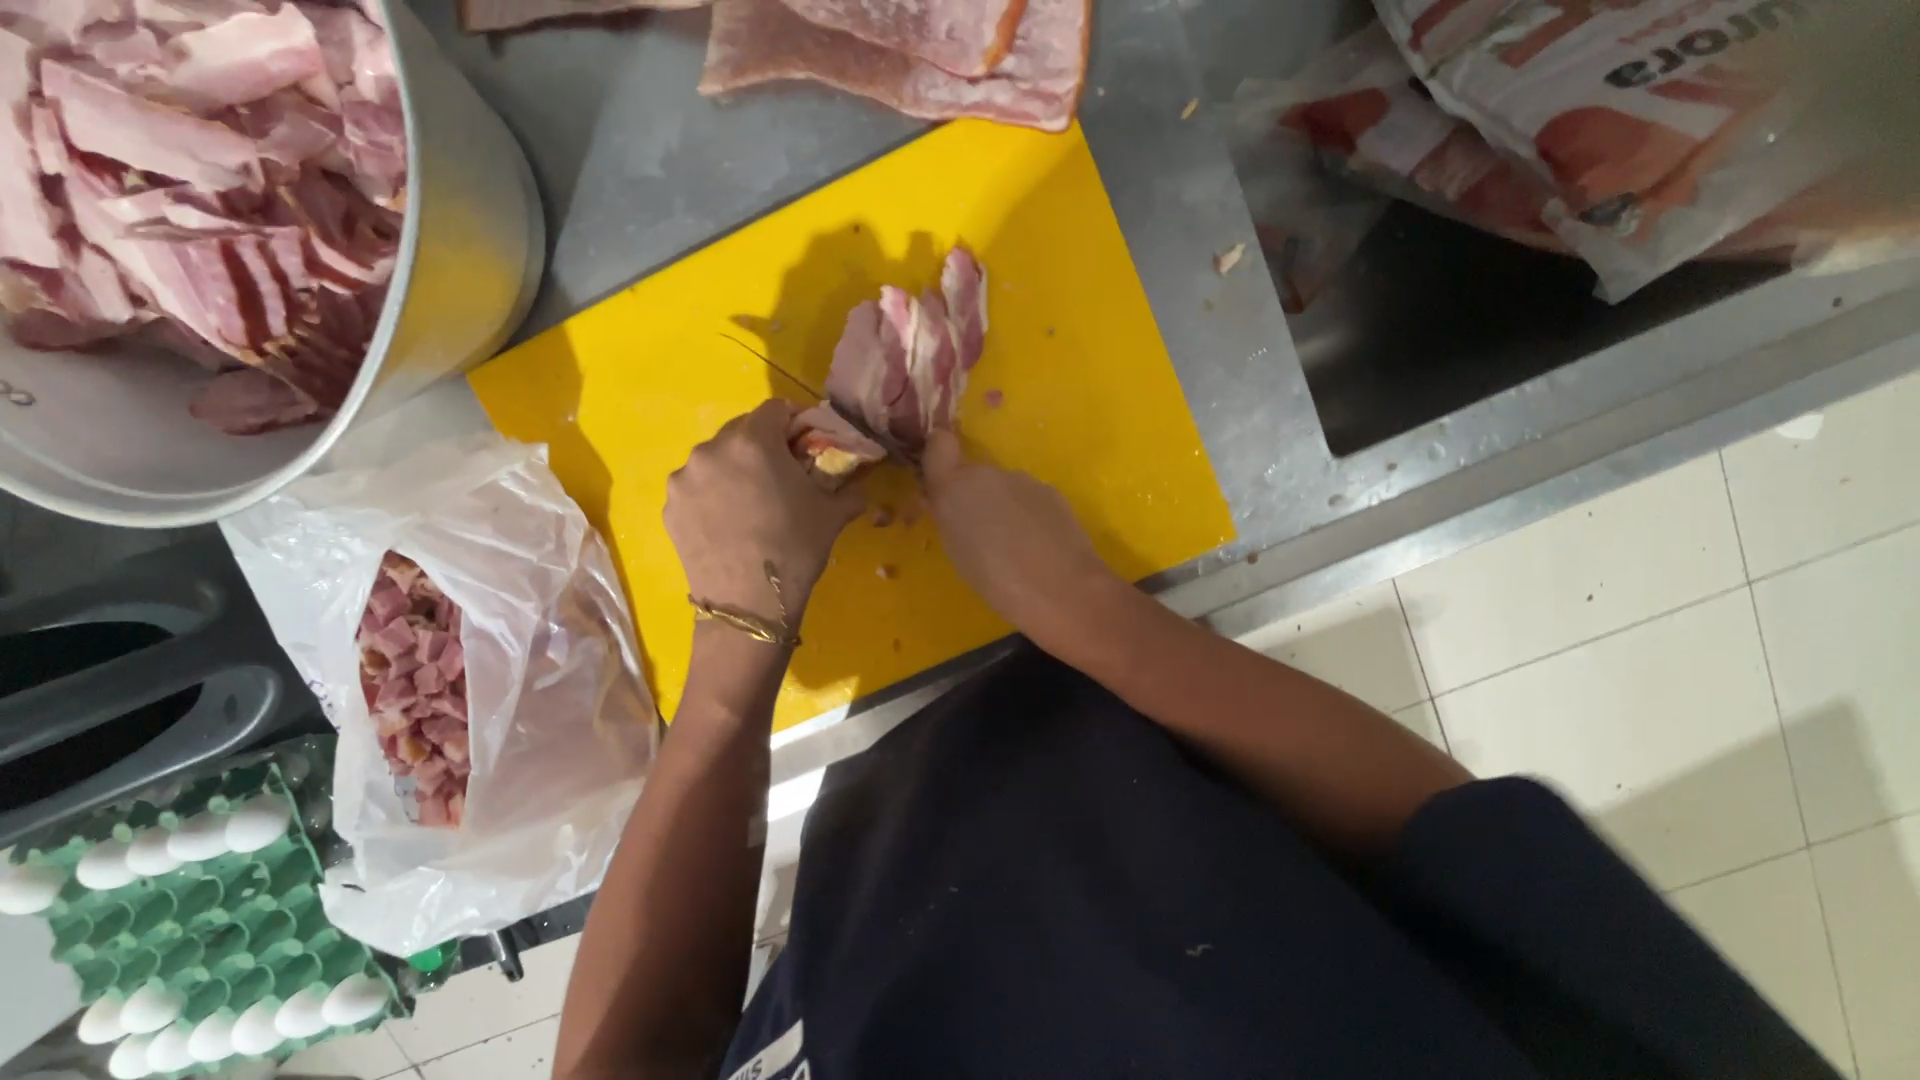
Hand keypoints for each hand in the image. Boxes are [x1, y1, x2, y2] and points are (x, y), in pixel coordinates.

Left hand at [666, 400, 864, 622]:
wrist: (748, 603)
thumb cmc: (795, 549)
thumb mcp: (833, 513)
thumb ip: (847, 487)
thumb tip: (856, 483)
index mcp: (753, 440)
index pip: (775, 409)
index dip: (793, 423)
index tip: (803, 444)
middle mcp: (711, 448)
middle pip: (741, 431)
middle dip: (761, 446)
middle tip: (779, 475)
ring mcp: (684, 478)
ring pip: (715, 459)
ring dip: (733, 470)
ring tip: (749, 504)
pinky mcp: (670, 507)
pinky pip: (696, 488)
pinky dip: (712, 496)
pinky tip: (727, 523)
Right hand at [921, 429, 1123, 642]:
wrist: (1064, 590)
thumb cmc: (997, 582)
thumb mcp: (957, 553)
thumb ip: (948, 518)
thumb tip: (944, 501)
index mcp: (955, 487)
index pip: (939, 444)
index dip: (938, 457)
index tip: (940, 484)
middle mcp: (989, 474)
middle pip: (972, 474)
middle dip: (972, 497)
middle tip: (977, 535)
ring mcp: (1025, 481)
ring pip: (1002, 488)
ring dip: (1001, 508)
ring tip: (1011, 548)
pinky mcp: (1053, 493)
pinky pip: (1028, 499)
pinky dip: (1027, 516)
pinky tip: (1037, 547)